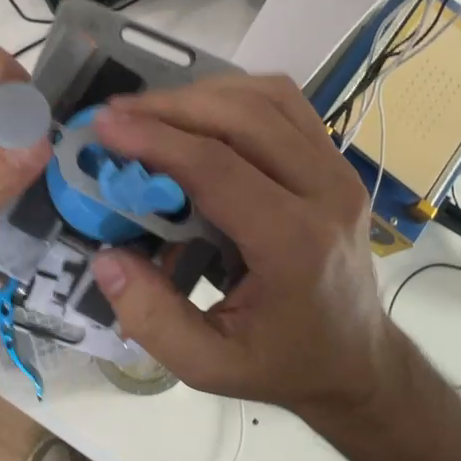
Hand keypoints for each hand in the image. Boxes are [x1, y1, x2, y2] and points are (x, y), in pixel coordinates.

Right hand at [87, 75, 418, 420]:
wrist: (357, 359)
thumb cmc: (283, 364)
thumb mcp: (209, 365)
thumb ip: (152, 318)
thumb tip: (106, 257)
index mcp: (296, 245)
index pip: (219, 168)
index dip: (157, 140)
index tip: (104, 127)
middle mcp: (327, 194)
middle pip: (246, 118)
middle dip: (172, 106)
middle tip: (118, 113)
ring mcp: (340, 172)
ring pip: (271, 98)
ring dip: (205, 95)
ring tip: (153, 112)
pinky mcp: (338, 164)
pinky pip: (287, 107)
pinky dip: (237, 99)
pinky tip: (201, 117)